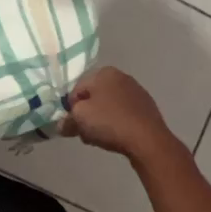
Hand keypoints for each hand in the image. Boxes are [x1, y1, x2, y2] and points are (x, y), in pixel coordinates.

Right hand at [59, 66, 181, 161]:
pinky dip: (116, 123)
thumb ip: (67, 120)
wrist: (147, 139)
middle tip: (86, 133)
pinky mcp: (146, 107)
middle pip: (93, 97)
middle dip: (87, 115)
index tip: (73, 126)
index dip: (71, 109)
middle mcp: (121, 76)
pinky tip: (117, 137)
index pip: (77, 90)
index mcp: (104, 72)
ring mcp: (136, 91)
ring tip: (101, 138)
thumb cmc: (109, 122)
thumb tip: (63, 125)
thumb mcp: (79, 119)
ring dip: (101, 120)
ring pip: (108, 106)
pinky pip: (123, 113)